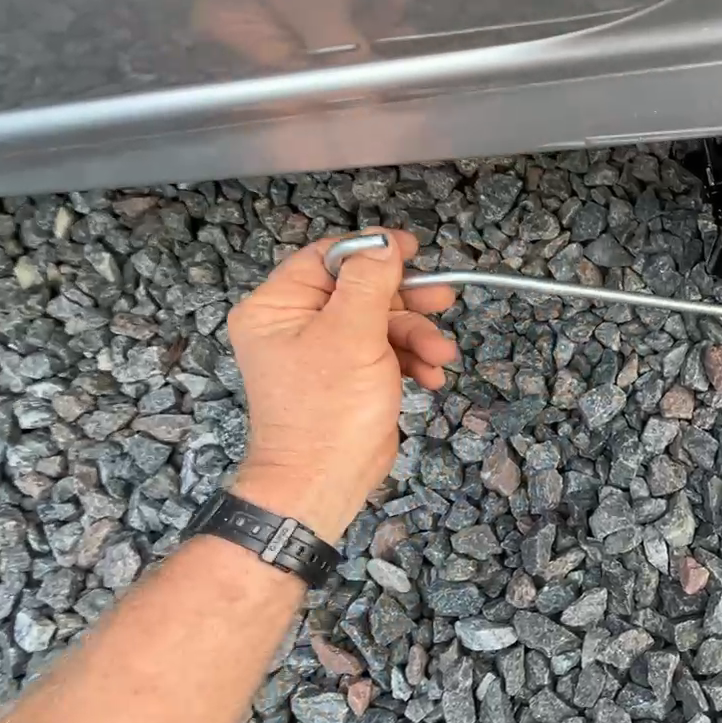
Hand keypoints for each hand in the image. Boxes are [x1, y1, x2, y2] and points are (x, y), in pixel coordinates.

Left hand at [226, 230, 457, 540]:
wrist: (326, 479)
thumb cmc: (328, 410)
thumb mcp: (352, 336)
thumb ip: (369, 284)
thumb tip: (384, 243)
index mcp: (278, 307)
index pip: (328, 258)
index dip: (373, 251)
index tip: (414, 249)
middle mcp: (298, 325)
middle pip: (363, 291)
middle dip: (407, 303)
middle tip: (443, 300)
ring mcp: (327, 353)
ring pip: (383, 324)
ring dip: (417, 338)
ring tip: (440, 358)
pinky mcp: (352, 377)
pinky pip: (387, 353)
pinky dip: (412, 362)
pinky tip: (430, 378)